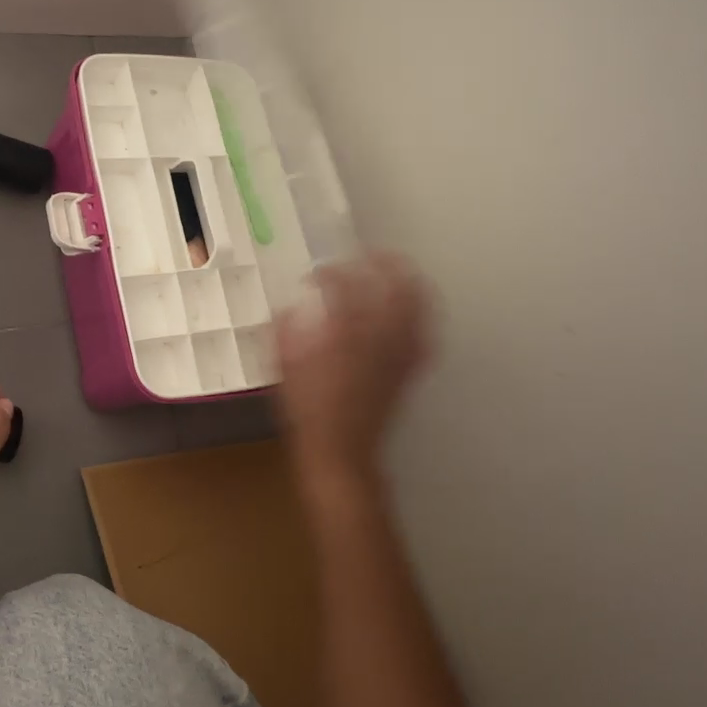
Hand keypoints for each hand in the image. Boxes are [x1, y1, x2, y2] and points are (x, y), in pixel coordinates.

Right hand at [277, 251, 430, 497]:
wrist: (341, 452)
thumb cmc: (306, 411)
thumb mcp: (283, 366)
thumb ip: (287, 329)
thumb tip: (292, 307)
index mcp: (342, 333)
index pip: (342, 285)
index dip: (328, 273)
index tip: (314, 275)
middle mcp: (377, 337)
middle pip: (393, 286)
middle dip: (382, 264)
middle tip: (368, 254)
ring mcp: (399, 353)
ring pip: (415, 306)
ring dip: (407, 282)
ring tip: (395, 271)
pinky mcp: (409, 369)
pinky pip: (423, 333)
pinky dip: (419, 314)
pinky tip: (410, 311)